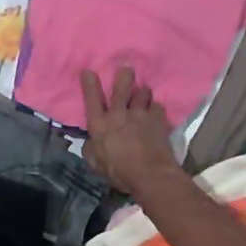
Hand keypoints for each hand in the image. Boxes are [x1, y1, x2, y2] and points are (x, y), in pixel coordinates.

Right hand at [81, 66, 185, 197]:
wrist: (149, 175)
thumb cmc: (118, 172)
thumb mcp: (95, 163)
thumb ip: (91, 148)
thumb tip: (90, 141)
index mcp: (99, 124)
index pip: (91, 98)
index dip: (88, 82)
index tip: (88, 71)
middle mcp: (118, 114)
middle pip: (121, 86)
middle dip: (124, 75)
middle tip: (126, 70)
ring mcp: (140, 114)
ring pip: (143, 92)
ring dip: (143, 93)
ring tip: (144, 96)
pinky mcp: (158, 119)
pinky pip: (158, 107)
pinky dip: (156, 109)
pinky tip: (156, 115)